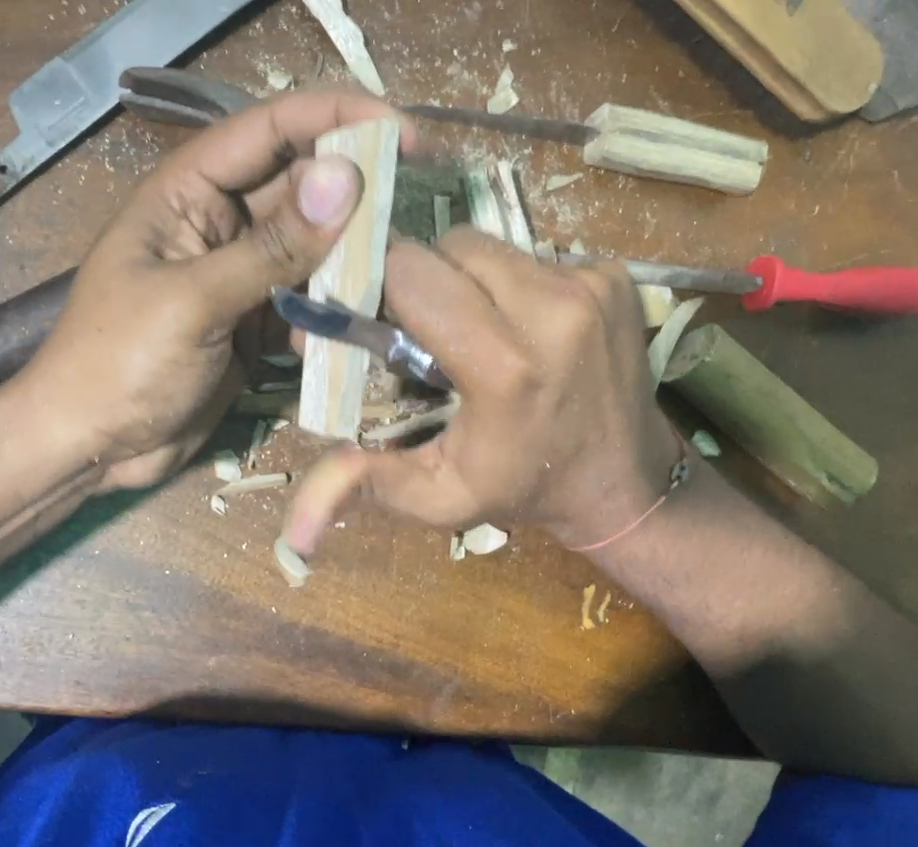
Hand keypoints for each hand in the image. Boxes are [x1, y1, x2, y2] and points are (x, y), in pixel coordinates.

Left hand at [22, 91, 413, 491]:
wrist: (91, 446)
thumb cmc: (118, 363)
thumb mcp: (194, 301)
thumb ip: (271, 248)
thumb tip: (346, 182)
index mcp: (187, 193)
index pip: (270, 132)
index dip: (338, 120)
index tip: (405, 135)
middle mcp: (217, 225)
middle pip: (300, 192)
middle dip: (353, 204)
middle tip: (407, 225)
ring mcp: (236, 278)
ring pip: (310, 254)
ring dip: (347, 269)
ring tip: (386, 288)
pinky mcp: (251, 327)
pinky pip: (304, 308)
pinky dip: (327, 321)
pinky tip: (342, 342)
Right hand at [285, 229, 681, 552]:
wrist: (624, 479)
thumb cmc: (521, 487)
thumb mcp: (438, 499)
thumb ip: (365, 487)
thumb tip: (293, 530)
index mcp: (506, 368)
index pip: (413, 275)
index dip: (379, 287)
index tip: (372, 318)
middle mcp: (554, 310)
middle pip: (449, 248)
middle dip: (422, 280)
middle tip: (423, 328)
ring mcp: (592, 285)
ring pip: (491, 245)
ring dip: (468, 280)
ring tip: (475, 330)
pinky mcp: (616, 274)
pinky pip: (534, 254)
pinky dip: (514, 283)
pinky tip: (522, 328)